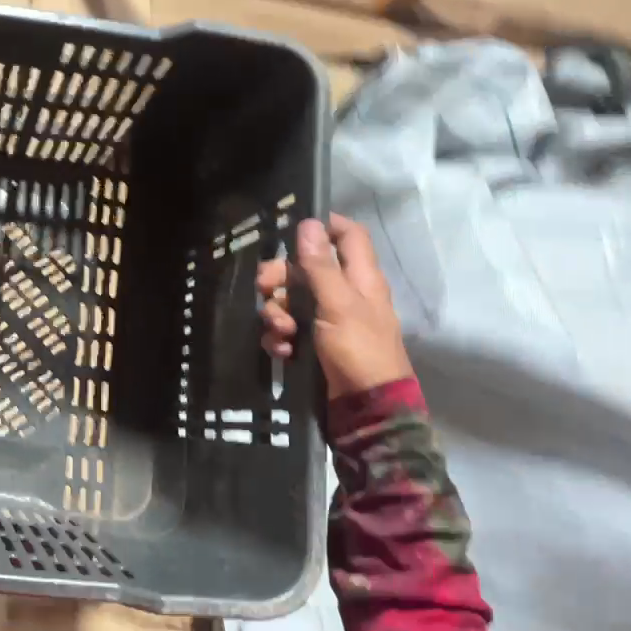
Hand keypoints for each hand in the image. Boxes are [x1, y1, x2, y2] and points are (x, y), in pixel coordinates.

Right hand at [257, 214, 412, 400]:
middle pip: (303, 268)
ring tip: (282, 332)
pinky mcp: (311, 342)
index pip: (348, 235)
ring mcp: (325, 319)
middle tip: (265, 290)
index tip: (293, 230)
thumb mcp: (339, 305)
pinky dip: (279, 338)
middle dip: (279, 278)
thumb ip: (321, 266)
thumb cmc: (359, 351)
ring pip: (288, 300)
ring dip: (276, 314)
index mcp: (360, 278)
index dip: (324, 226)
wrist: (364, 408)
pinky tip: (283, 350)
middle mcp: (342, 293)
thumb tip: (308, 223)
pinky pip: (286, 328)